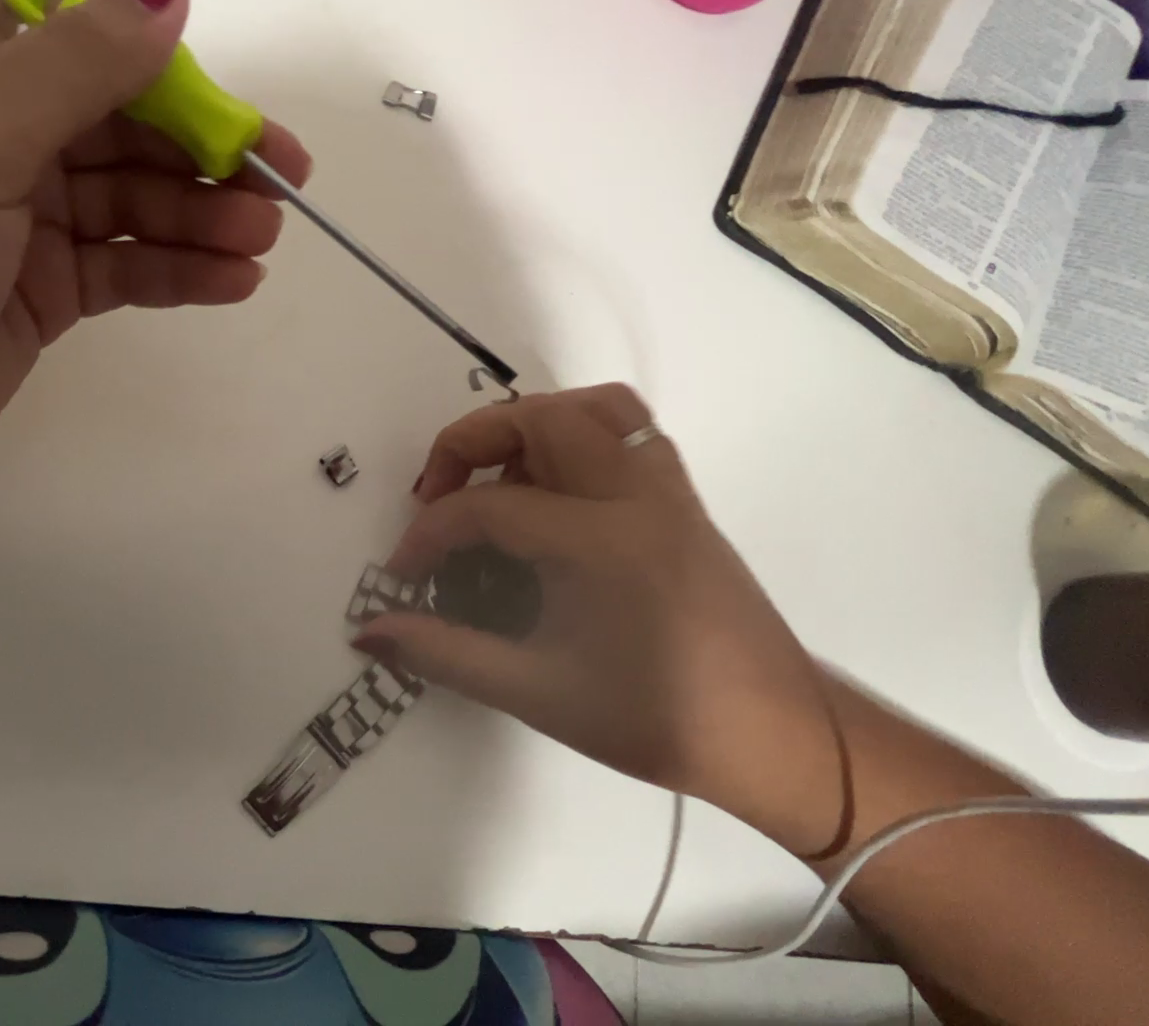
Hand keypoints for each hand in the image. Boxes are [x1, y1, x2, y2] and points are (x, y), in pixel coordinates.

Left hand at [0, 0, 311, 538]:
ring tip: (262, 233)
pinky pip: (124, 264)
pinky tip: (234, 279)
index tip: (188, 13)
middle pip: (111, 101)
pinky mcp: (43, 289)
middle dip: (195, 130)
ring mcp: (18, 214)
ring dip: (200, 209)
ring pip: (130, 191)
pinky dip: (178, 269)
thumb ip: (73, 62)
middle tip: (278, 166)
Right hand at [355, 385, 830, 811]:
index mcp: (602, 543)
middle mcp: (638, 497)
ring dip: (529, 426)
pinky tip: (551, 493)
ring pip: (596, 409)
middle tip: (439, 495)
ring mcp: (669, 492)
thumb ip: (443, 653)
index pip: (488, 506)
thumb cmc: (655, 721)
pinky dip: (576, 436)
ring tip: (494, 478)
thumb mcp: (536, 693)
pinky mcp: (684, 502)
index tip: (403, 572)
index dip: (429, 534)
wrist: (782, 740)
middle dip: (471, 443)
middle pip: (541, 419)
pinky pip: (628, 432)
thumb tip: (367, 633)